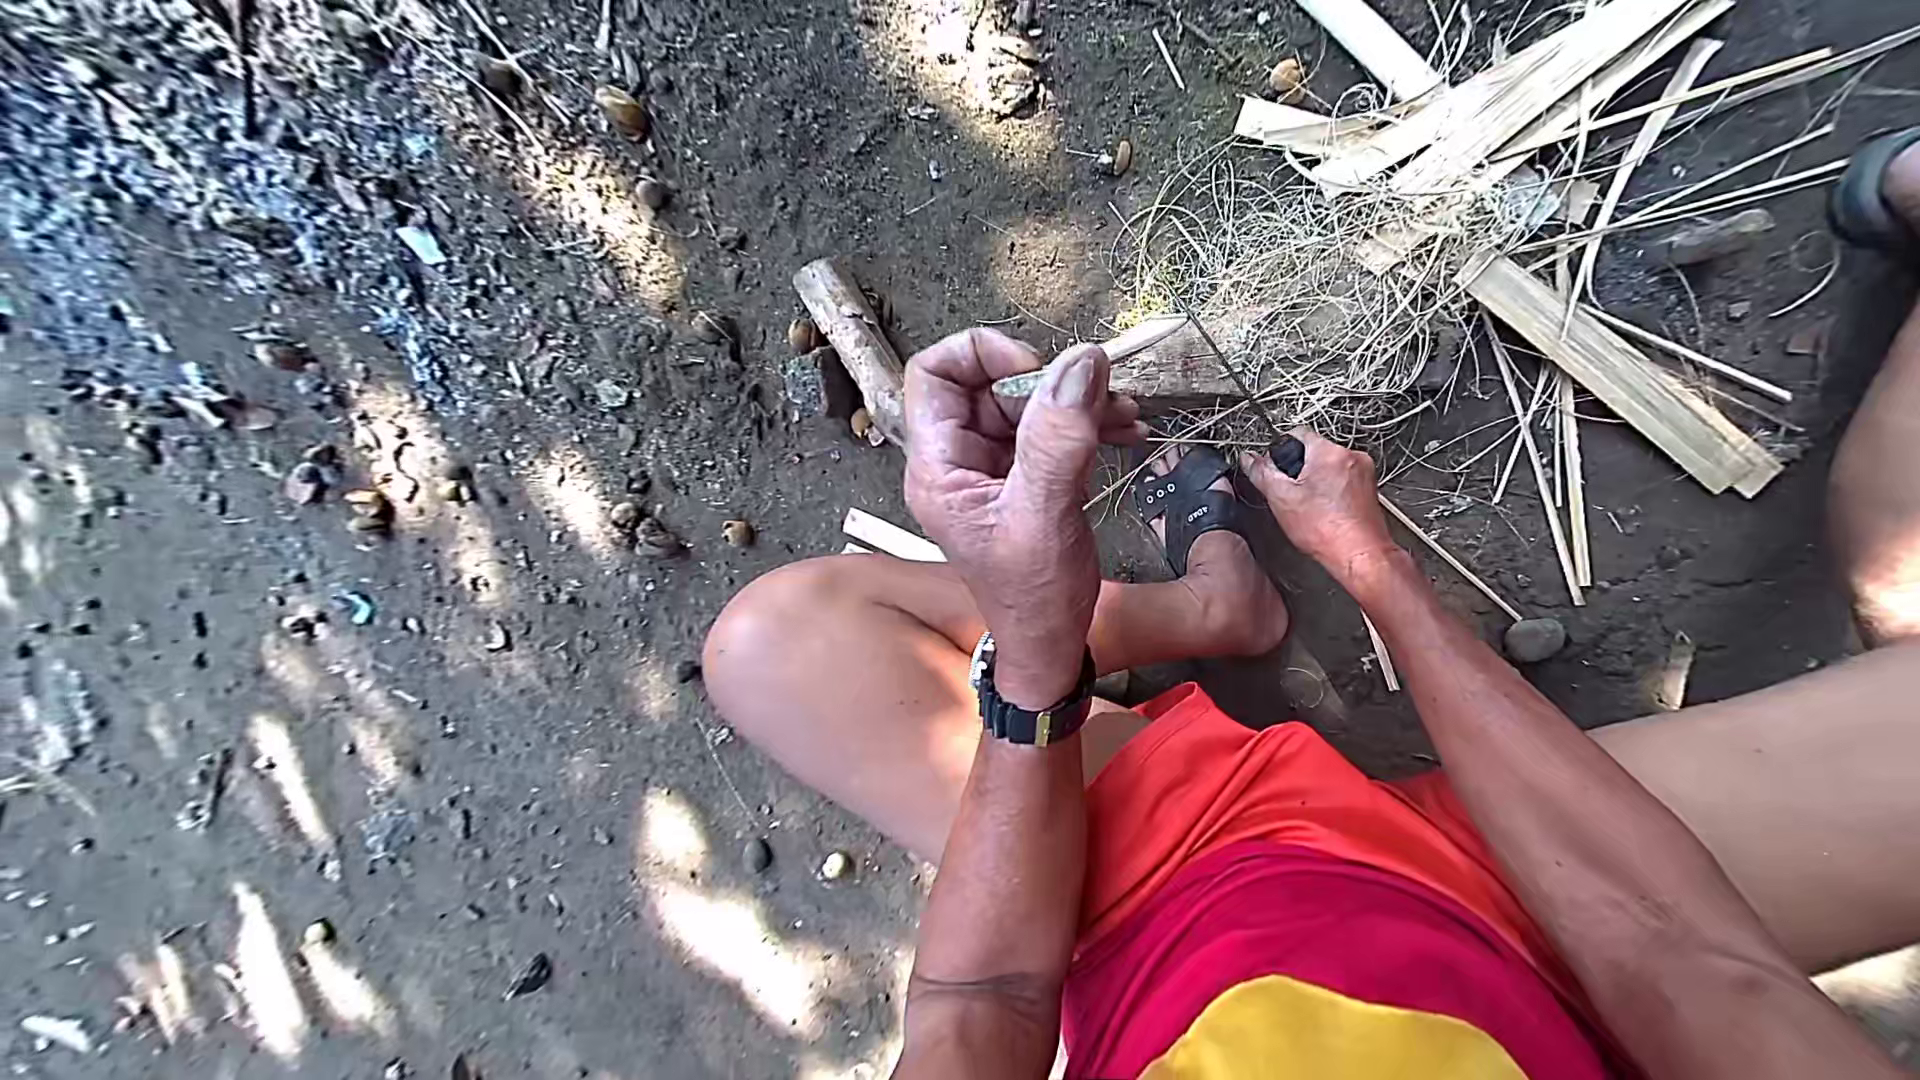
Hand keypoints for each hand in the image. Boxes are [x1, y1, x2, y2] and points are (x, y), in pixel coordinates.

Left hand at [903, 329, 1142, 708]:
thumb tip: (1081, 363)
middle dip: (1047, 382)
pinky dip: (1084, 423)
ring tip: (1125, 411)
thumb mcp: (1043, 516)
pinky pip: (1047, 430)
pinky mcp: (1020, 476)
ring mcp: (989, 468)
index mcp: (938, 468)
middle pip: (988, 385)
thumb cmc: (1034, 595)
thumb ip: (1057, 440)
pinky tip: (1124, 428)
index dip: (979, 353)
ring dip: (1075, 401)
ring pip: (1024, 405)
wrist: (1050, 639)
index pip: (933, 375)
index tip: (1035, 366)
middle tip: (1099, 395)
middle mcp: (957, 461)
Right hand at [1241, 428, 1400, 583]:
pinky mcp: (1368, 488)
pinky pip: (1340, 480)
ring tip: (1307, 505)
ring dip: (1313, 480)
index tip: (1272, 466)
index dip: (1278, 450)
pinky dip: (1328, 491)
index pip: (1296, 433)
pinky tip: (1321, 511)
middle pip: (1312, 451)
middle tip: (1289, 492)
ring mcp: (1363, 473)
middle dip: (1297, 468)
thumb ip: (1261, 472)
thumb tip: (1248, 459)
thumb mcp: (1280, 497)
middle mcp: (1352, 457)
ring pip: (1327, 466)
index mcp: (1330, 452)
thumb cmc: (1327, 529)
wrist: (1358, 553)